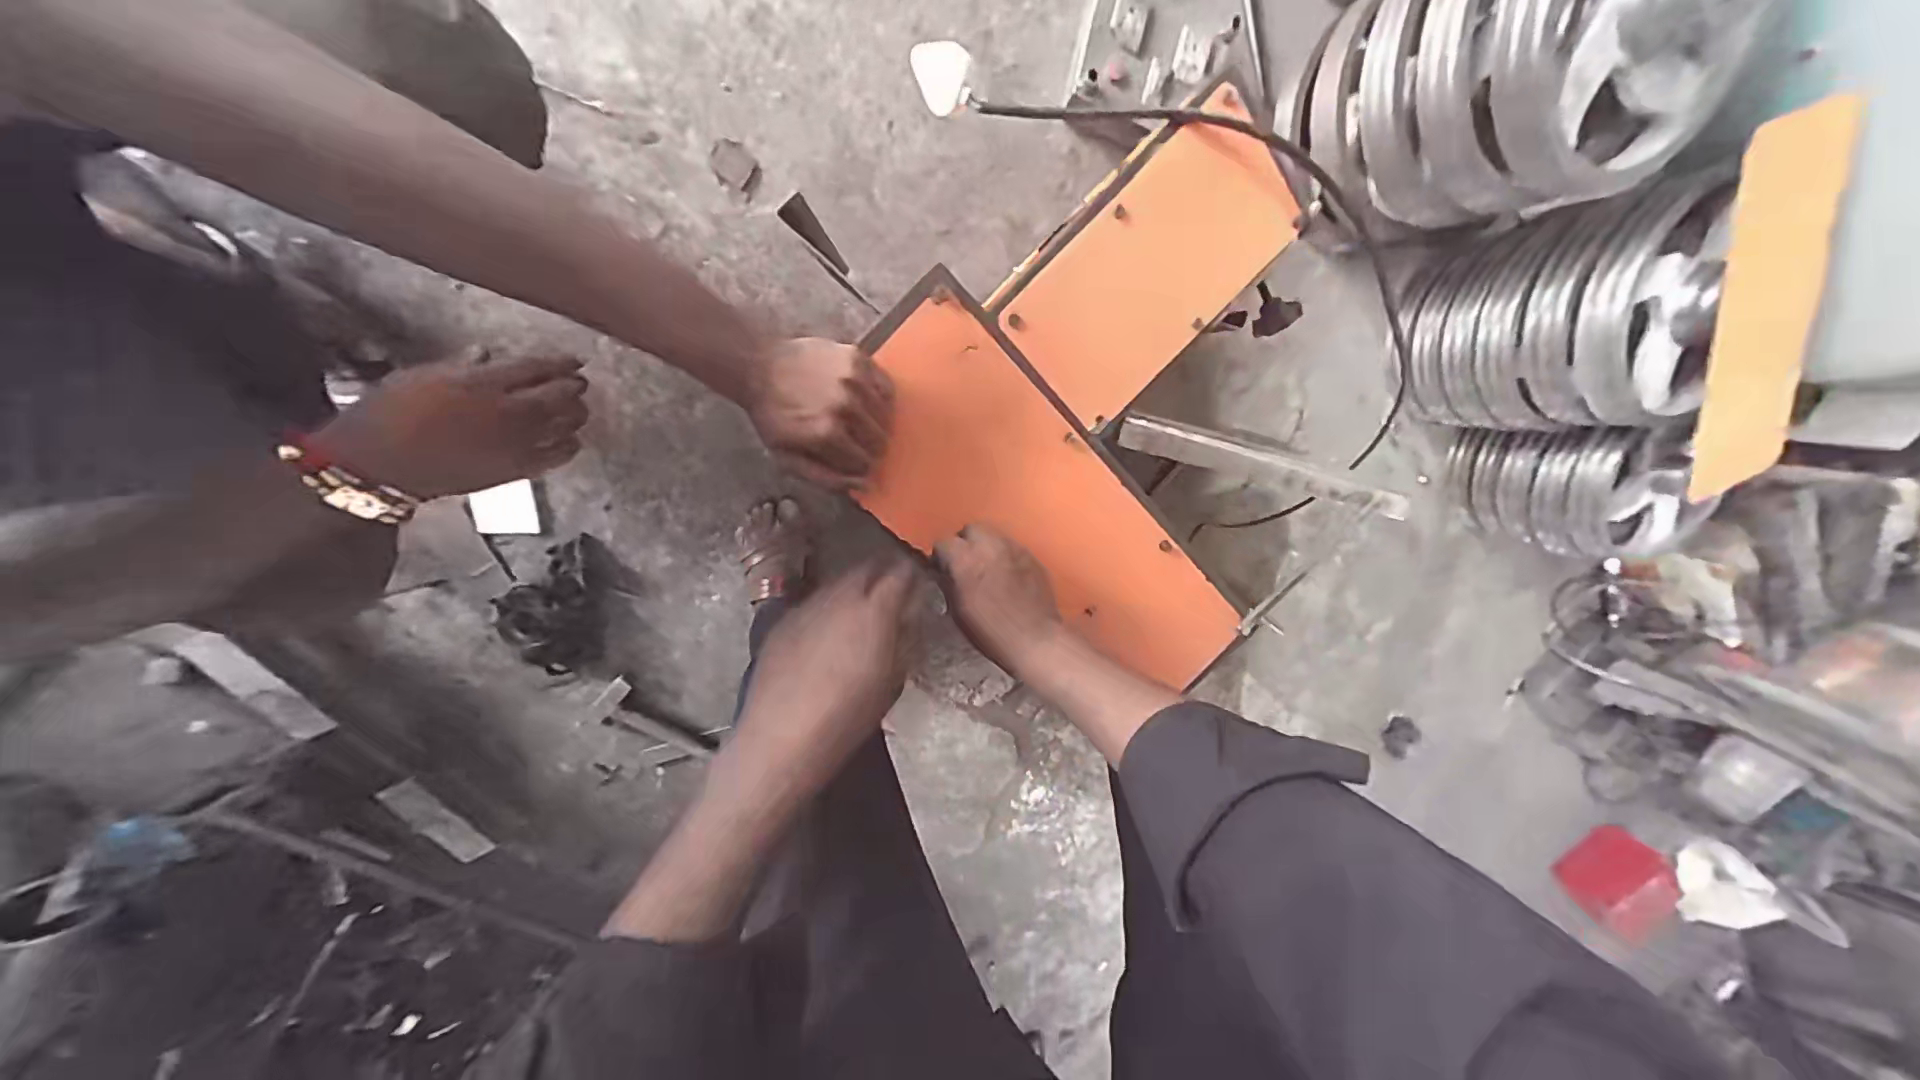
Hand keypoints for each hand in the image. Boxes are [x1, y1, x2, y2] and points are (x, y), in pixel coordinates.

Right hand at [309, 348, 587, 498]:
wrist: (378, 464)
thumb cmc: (389, 414)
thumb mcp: (421, 377)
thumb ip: (461, 365)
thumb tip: (487, 355)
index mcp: (480, 383)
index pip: (535, 368)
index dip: (560, 364)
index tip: (573, 362)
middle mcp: (506, 411)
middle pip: (558, 395)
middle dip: (573, 387)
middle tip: (579, 384)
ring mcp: (516, 442)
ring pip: (565, 424)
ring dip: (576, 413)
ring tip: (577, 408)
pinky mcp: (517, 469)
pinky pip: (557, 455)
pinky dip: (570, 445)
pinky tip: (571, 440)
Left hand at [732, 557, 920, 791]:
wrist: (783, 736)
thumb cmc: (847, 717)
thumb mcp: (892, 679)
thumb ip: (904, 637)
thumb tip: (909, 615)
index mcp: (875, 609)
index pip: (901, 572)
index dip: (913, 574)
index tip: (919, 582)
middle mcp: (840, 597)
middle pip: (867, 567)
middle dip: (883, 573)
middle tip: (894, 589)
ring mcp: (808, 606)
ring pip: (838, 582)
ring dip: (855, 589)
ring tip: (863, 611)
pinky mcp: (784, 621)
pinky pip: (813, 603)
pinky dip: (828, 608)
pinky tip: (829, 631)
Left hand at [745, 338, 893, 489]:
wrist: (759, 367)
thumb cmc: (773, 416)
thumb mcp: (788, 458)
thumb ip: (827, 478)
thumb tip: (866, 485)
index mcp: (828, 433)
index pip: (865, 462)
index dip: (862, 466)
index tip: (855, 460)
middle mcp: (846, 406)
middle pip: (879, 440)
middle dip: (871, 447)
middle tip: (858, 442)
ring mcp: (854, 380)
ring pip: (886, 415)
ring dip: (877, 424)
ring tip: (861, 422)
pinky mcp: (858, 359)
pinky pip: (886, 387)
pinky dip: (882, 399)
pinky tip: (867, 401)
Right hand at [934, 525, 1064, 679]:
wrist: (1034, 639)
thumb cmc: (990, 631)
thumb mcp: (958, 611)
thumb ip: (948, 583)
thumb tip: (943, 572)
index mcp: (965, 559)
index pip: (943, 542)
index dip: (941, 557)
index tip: (943, 570)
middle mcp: (989, 545)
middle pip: (970, 529)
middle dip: (965, 543)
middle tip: (967, 564)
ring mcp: (1013, 548)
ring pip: (993, 534)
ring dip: (985, 546)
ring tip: (988, 567)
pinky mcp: (1031, 555)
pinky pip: (1011, 546)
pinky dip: (1004, 555)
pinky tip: (1007, 574)